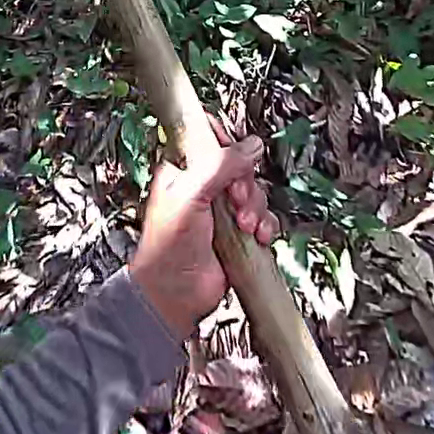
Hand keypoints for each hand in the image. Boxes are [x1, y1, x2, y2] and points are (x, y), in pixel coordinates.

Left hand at [129, 127, 279, 338]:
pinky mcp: (238, 232)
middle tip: (235, 201)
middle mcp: (204, 184)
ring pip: (253, 191)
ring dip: (255, 207)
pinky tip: (257, 236)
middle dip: (244, 184)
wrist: (174, 293)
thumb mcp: (190, 194)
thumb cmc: (168, 244)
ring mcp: (221, 209)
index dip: (227, 148)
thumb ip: (220, 166)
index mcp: (184, 167)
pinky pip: (263, 218)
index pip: (211, 139)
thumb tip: (251, 145)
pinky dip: (265, 225)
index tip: (231, 163)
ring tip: (244, 225)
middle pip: (239, 166)